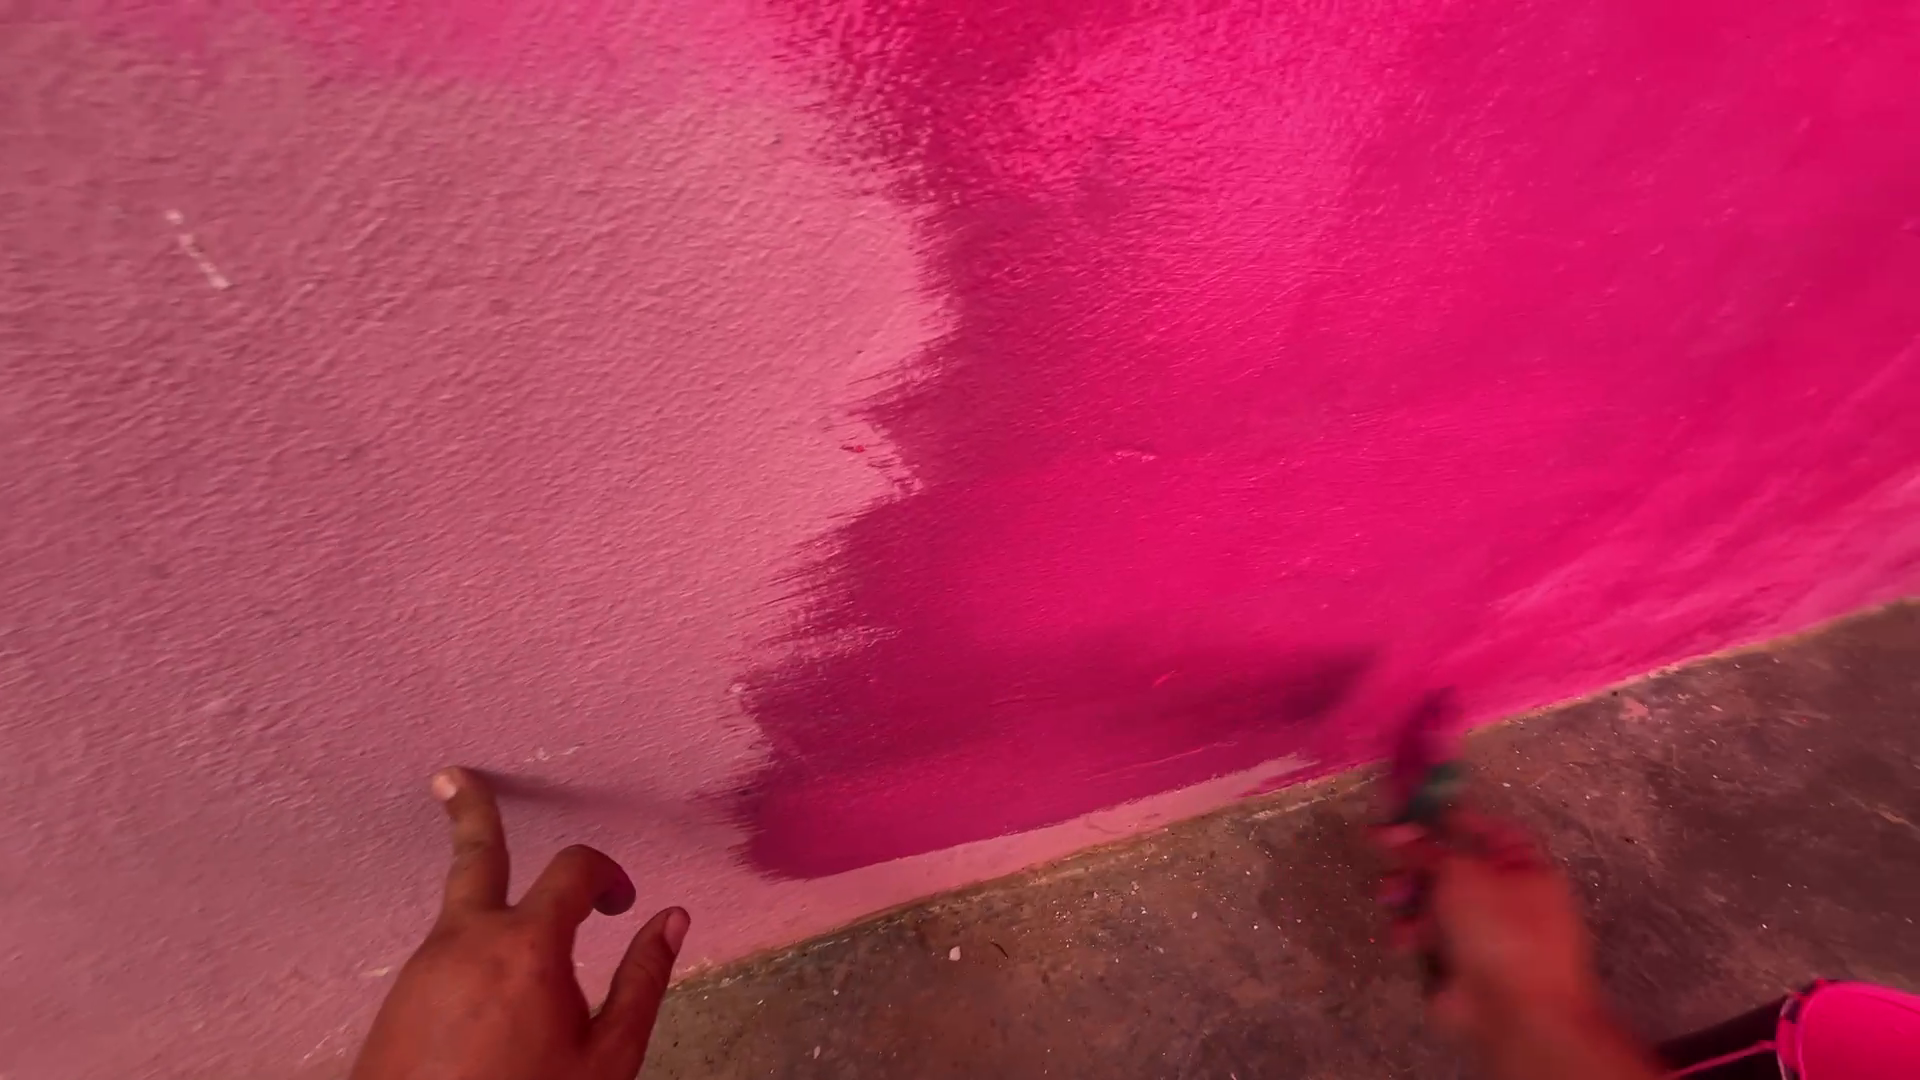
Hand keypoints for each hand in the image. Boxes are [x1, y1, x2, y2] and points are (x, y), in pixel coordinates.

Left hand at [350, 767, 689, 1079]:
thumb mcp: (606, 1060)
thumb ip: (643, 979)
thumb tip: (673, 917)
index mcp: (526, 946)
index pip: (574, 868)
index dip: (608, 874)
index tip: (621, 905)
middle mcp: (465, 944)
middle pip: (474, 857)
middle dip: (471, 811)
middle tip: (451, 774)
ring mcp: (420, 975)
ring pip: (465, 912)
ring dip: (497, 900)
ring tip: (525, 927)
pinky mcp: (392, 1011)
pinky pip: (445, 957)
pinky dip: (474, 949)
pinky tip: (489, 997)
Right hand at [1377, 812, 1659, 1079]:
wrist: (1519, 1017)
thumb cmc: (1501, 931)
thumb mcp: (1459, 872)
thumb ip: (1424, 845)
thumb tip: (1398, 828)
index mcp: (1525, 868)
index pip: (1488, 827)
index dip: (1449, 815)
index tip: (1408, 810)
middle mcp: (1507, 896)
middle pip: (1450, 861)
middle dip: (1412, 858)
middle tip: (1378, 846)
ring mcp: (1485, 931)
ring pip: (1431, 896)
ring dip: (1405, 895)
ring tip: (1389, 899)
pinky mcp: (1461, 959)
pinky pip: (1427, 932)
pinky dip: (1411, 931)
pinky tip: (1405, 939)